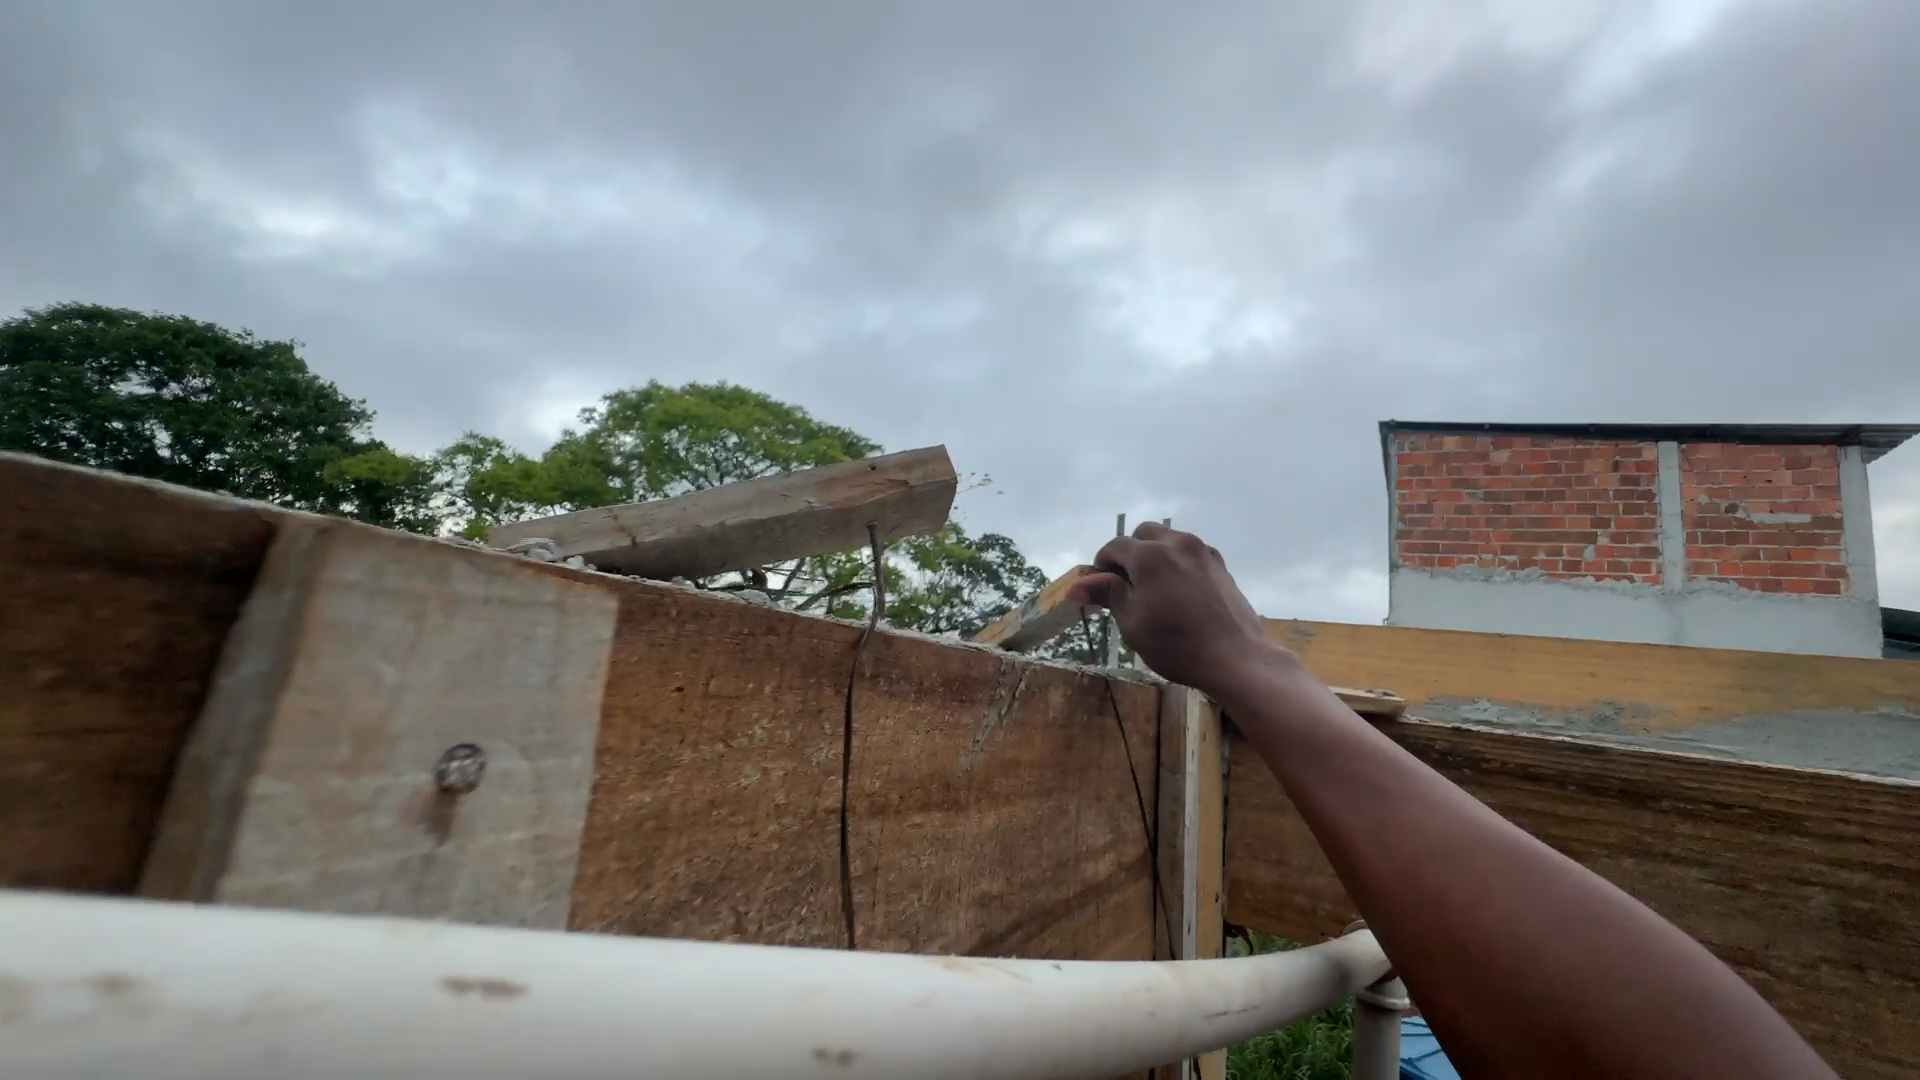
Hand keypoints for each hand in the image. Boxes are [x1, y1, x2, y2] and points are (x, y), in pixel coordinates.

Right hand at [1065, 522, 1282, 694]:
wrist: (1237, 658)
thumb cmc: (1176, 645)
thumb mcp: (1132, 622)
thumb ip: (1106, 594)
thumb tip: (1074, 586)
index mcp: (1149, 555)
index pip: (1115, 546)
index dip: (1102, 564)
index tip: (1101, 587)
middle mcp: (1176, 543)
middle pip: (1143, 534)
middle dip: (1129, 553)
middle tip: (1127, 585)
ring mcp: (1202, 551)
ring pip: (1168, 539)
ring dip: (1154, 555)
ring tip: (1153, 589)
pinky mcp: (1220, 564)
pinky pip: (1188, 552)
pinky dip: (1176, 562)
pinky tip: (1178, 592)